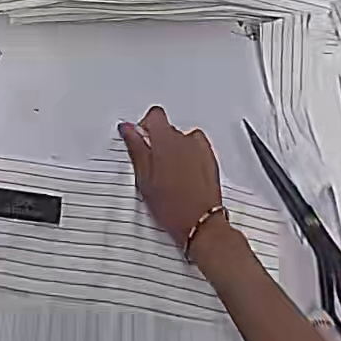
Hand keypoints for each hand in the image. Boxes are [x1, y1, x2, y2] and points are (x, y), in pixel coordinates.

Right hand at [119, 106, 226, 254]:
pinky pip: (196, 149)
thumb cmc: (173, 205)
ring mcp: (202, 150)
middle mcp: (187, 141)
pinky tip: (181, 176)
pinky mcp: (212, 161)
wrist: (200, 224)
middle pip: (168, 128)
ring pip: (183, 139)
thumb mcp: (144, 177)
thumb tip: (128, 129)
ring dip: (174, 149)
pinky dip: (189, 157)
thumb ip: (136, 148)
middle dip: (158, 142)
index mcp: (167, 141)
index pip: (155, 115)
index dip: (145, 126)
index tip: (140, 141)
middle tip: (151, 166)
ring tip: (167, 173)